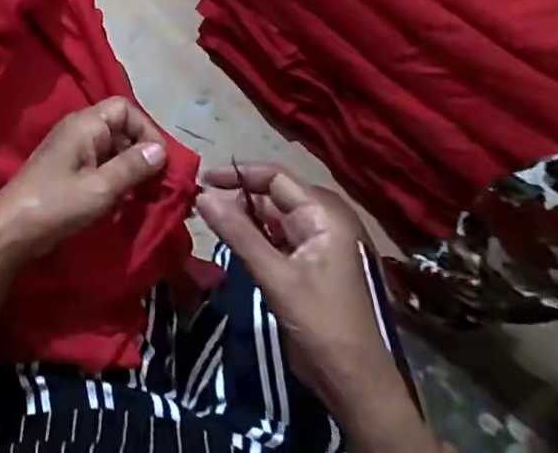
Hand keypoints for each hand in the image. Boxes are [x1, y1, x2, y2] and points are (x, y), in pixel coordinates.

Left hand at [0, 97, 168, 265]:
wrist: (13, 227)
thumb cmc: (56, 203)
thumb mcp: (101, 187)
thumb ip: (132, 166)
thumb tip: (161, 149)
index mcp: (85, 125)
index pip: (125, 108)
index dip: (147, 130)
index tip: (162, 162)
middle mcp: (80, 131)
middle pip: (123, 129)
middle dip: (145, 154)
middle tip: (163, 185)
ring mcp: (75, 151)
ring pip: (115, 150)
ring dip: (135, 171)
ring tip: (151, 198)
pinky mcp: (72, 171)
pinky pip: (104, 167)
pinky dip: (120, 181)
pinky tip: (130, 203)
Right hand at [195, 165, 436, 452]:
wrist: (356, 385)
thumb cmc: (321, 324)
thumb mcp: (275, 276)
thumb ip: (238, 232)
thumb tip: (200, 195)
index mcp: (326, 217)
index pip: (276, 177)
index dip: (238, 174)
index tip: (202, 182)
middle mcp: (325, 222)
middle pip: (274, 193)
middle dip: (238, 194)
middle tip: (203, 205)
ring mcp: (320, 243)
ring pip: (273, 214)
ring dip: (244, 215)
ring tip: (212, 221)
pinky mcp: (311, 263)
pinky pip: (277, 235)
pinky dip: (254, 233)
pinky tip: (232, 240)